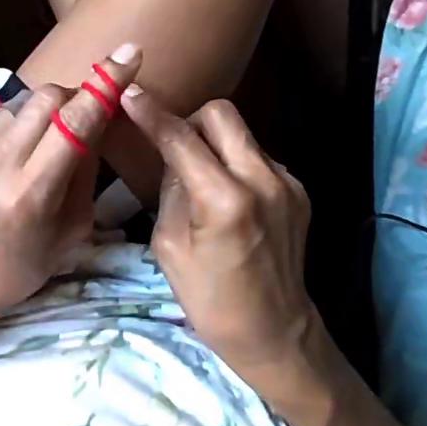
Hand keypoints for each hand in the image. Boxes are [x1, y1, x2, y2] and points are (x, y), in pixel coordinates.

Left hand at [0, 44, 143, 324]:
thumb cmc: (32, 259)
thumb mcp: (76, 223)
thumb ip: (87, 165)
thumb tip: (101, 112)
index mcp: (32, 195)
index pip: (73, 124)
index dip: (104, 86)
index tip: (128, 55)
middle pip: (46, 98)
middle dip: (75, 96)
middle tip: (87, 116)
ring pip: (25, 101)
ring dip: (50, 110)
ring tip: (54, 141)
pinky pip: (7, 114)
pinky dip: (27, 121)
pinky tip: (27, 148)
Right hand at [118, 90, 329, 389]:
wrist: (275, 332)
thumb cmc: (210, 299)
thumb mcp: (169, 246)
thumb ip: (171, 190)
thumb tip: (172, 155)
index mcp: (225, 200)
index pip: (180, 138)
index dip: (151, 114)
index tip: (129, 93)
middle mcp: (263, 180)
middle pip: (221, 113)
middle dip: (190, 121)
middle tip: (173, 148)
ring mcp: (286, 182)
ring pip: (241, 132)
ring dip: (213, 143)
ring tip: (200, 180)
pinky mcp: (297, 189)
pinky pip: (256, 155)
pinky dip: (233, 163)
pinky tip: (226, 197)